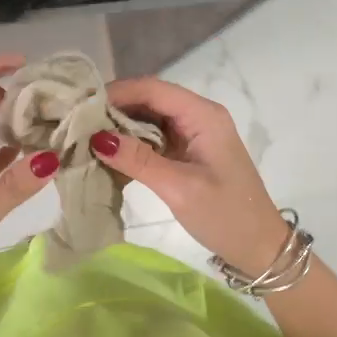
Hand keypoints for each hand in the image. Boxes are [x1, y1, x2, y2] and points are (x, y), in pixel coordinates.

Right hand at [92, 77, 291, 274]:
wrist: (260, 247)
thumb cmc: (226, 216)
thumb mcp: (179, 189)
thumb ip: (138, 160)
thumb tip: (96, 138)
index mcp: (203, 115)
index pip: (152, 88)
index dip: (116, 93)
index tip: (81, 107)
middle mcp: (198, 115)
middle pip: (149, 98)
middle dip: (113, 108)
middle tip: (76, 124)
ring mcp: (193, 133)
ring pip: (149, 118)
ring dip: (120, 126)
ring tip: (84, 138)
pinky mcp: (188, 151)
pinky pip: (154, 137)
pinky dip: (131, 143)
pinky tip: (108, 155)